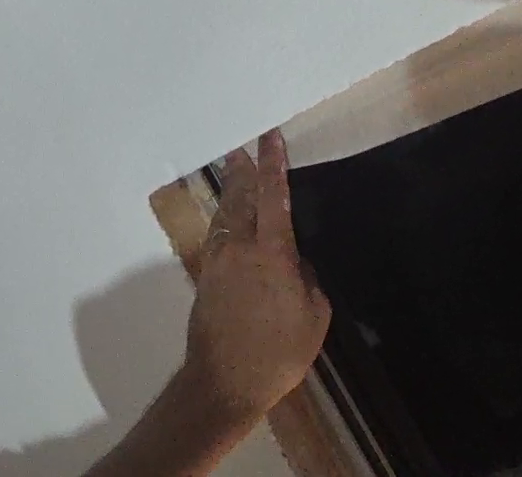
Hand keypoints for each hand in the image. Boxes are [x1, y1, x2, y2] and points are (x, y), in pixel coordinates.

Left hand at [184, 129, 332, 422]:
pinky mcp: (207, 276)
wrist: (223, 383)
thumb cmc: (278, 353)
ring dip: (232, 190)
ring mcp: (219, 260)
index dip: (273, 164)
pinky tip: (230, 218)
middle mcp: (241, 246)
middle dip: (244, 169)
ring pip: (227, 214)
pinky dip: (226, 217)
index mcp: (272, 252)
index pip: (274, 196)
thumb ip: (307, 279)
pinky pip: (219, 234)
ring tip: (235, 170)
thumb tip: (295, 262)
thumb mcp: (314, 317)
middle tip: (242, 146)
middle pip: (242, 196)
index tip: (270, 137)